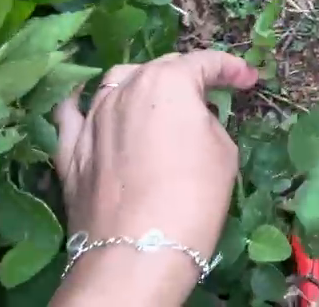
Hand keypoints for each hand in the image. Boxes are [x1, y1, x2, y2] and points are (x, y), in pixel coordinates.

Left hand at [50, 51, 258, 305]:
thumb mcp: (224, 150)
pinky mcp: (70, 152)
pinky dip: (83, 105)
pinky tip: (90, 104)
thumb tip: (192, 122)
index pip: (206, 62)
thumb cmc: (193, 196)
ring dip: (141, 84)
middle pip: (161, 68)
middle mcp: (126, 88)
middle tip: (210, 95)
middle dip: (188, 76)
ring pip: (117, 82)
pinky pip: (71, 116)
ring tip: (156, 99)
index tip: (248, 80)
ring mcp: (93, 118)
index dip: (232, 68)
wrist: (137, 256)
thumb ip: (208, 121)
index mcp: (168, 80)